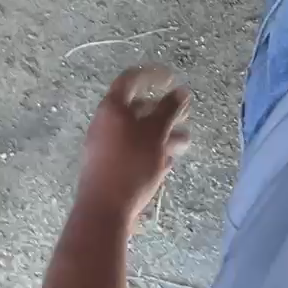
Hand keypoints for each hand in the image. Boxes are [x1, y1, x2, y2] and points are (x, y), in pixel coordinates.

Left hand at [72, 66, 191, 225]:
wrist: (102, 213)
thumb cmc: (131, 165)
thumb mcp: (156, 133)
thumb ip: (169, 110)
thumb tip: (181, 91)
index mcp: (112, 108)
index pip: (131, 79)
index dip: (152, 74)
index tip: (172, 79)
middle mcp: (104, 123)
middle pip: (136, 108)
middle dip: (163, 111)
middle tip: (184, 115)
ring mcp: (104, 147)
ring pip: (137, 132)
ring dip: (161, 134)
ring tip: (184, 143)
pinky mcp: (107, 168)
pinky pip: (132, 151)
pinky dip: (150, 151)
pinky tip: (167, 162)